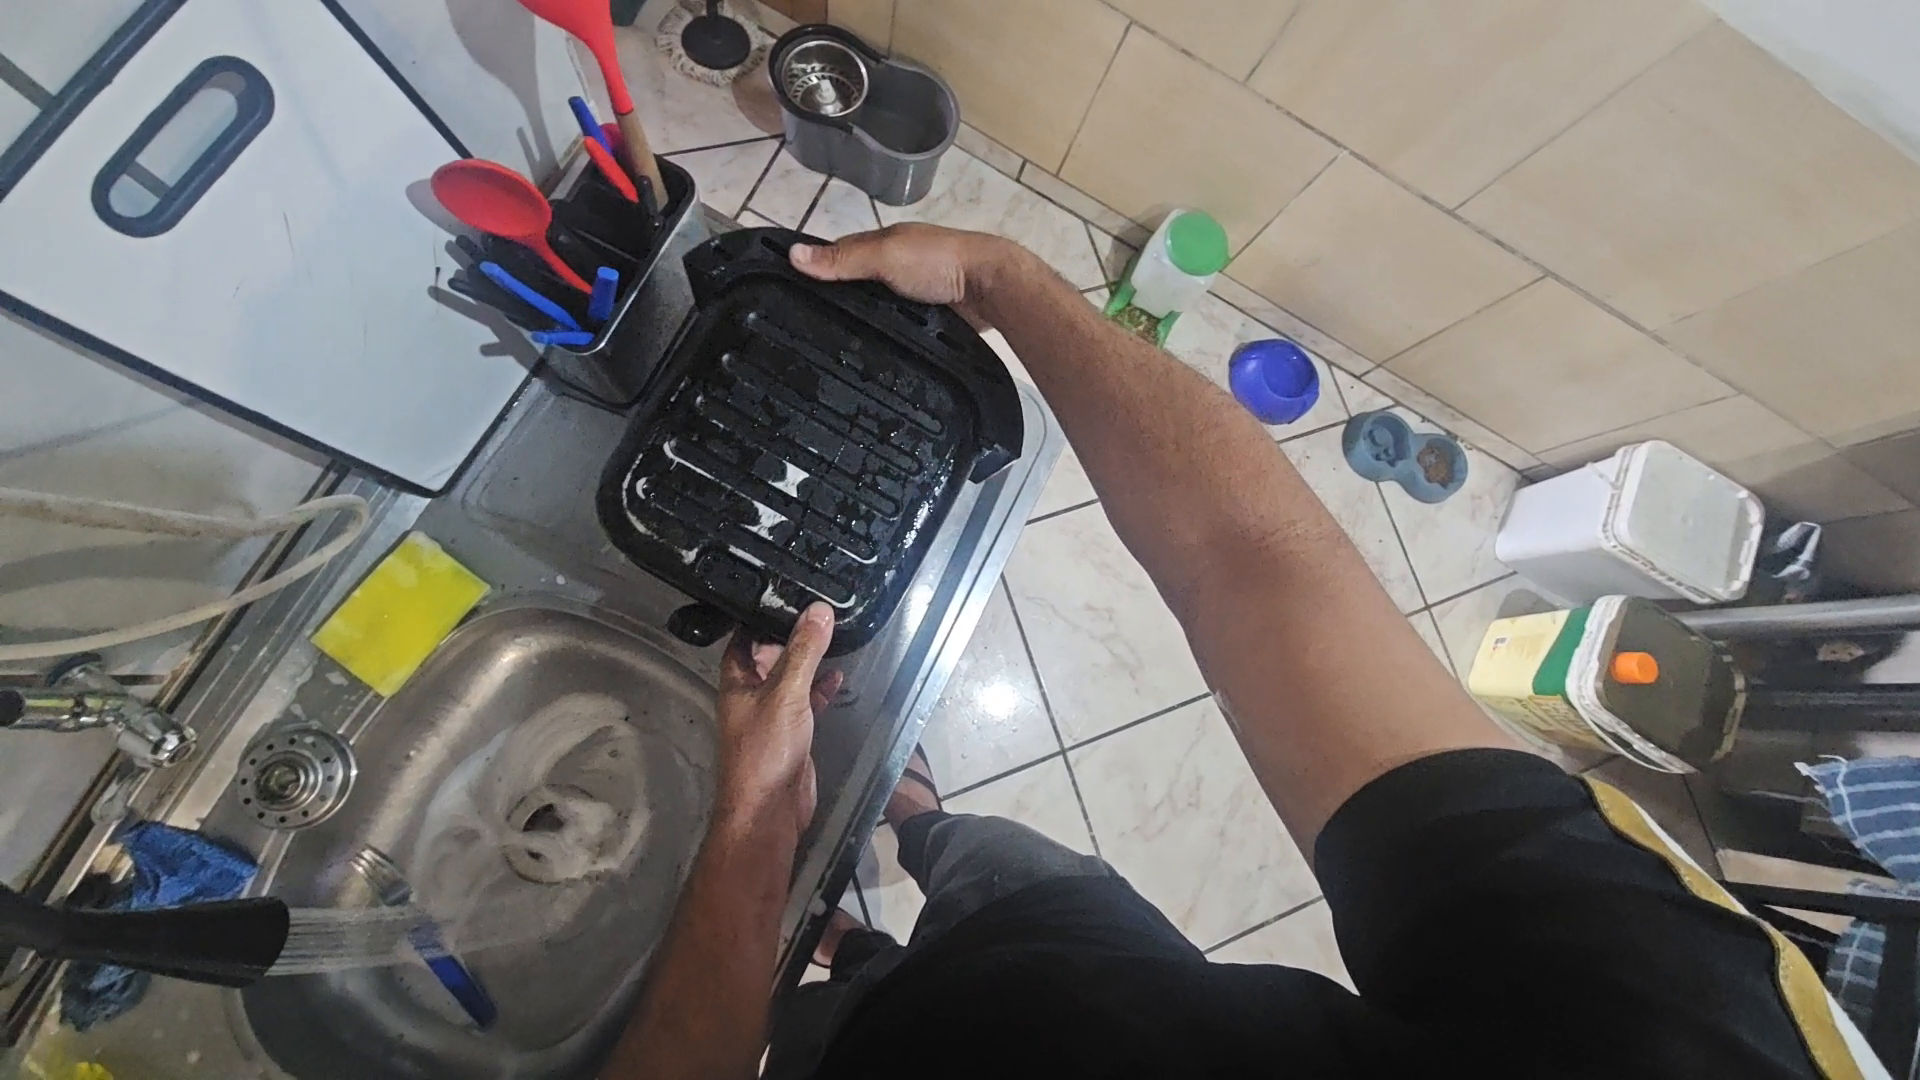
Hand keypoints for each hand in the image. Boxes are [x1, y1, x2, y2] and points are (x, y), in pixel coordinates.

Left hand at [714, 602, 842, 832]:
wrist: (771, 810)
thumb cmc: (765, 752)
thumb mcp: (786, 692)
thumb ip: (804, 651)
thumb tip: (818, 612)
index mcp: (736, 683)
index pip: (741, 640)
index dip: (755, 618)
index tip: (777, 596)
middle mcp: (751, 697)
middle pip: (767, 658)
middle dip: (788, 638)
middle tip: (811, 615)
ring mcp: (771, 717)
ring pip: (789, 680)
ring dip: (806, 662)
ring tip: (829, 639)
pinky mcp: (792, 735)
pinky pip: (806, 703)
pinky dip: (820, 689)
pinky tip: (836, 679)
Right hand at [788, 223, 1020, 328]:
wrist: (989, 288)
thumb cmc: (937, 262)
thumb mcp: (884, 256)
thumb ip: (843, 258)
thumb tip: (791, 254)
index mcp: (884, 243)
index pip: (841, 255)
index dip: (819, 271)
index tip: (793, 295)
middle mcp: (898, 266)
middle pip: (860, 285)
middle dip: (840, 303)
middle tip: (810, 331)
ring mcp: (915, 293)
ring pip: (879, 309)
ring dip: (864, 324)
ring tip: (834, 350)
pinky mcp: (930, 318)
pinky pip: (900, 328)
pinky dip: (887, 337)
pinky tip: (872, 355)